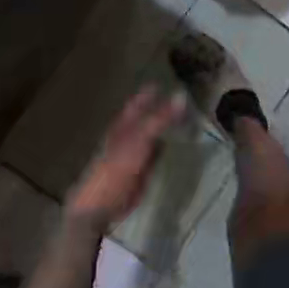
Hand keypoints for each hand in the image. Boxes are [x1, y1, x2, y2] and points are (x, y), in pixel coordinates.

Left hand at [65, 86, 183, 230]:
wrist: (102, 204)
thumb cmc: (117, 166)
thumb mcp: (140, 138)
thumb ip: (160, 118)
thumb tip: (181, 95)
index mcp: (125, 123)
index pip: (139, 102)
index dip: (150, 93)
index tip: (165, 83)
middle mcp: (130, 134)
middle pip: (148, 117)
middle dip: (162, 108)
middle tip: (184, 100)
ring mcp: (136, 153)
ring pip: (154, 134)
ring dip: (167, 127)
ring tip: (186, 118)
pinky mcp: (143, 171)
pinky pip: (157, 153)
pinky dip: (167, 147)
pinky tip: (178, 144)